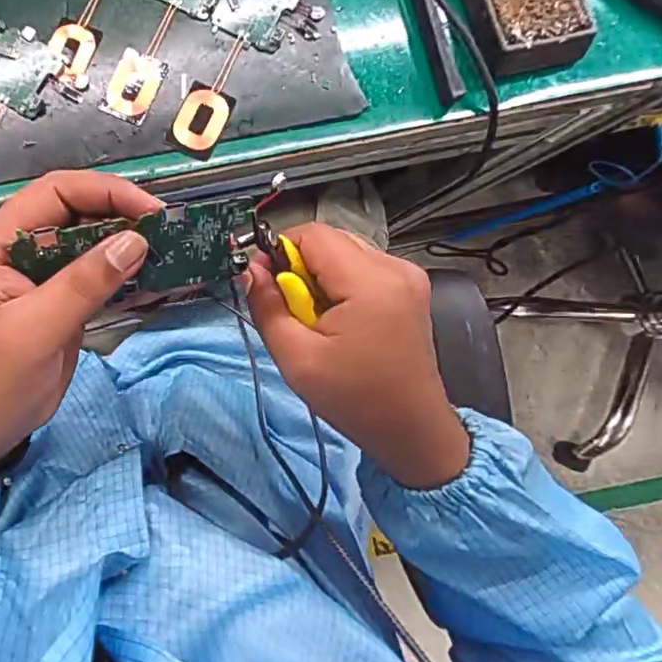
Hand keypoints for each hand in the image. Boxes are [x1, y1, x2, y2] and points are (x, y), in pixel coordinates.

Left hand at [0, 171, 162, 472]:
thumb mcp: (32, 332)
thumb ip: (81, 285)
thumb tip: (134, 240)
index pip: (52, 193)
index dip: (104, 192)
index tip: (149, 210)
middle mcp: (16, 250)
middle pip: (74, 211)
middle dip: (121, 215)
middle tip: (167, 231)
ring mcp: (40, 275)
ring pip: (88, 242)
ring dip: (127, 243)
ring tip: (169, 249)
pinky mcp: (59, 300)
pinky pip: (94, 275)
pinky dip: (124, 273)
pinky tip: (154, 277)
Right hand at [245, 224, 469, 488]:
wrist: (410, 428)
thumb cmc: (353, 398)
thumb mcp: (296, 358)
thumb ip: (267, 306)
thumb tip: (250, 270)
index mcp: (371, 282)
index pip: (311, 234)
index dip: (278, 251)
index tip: (264, 283)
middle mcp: (395, 267)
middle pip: (328, 238)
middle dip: (297, 264)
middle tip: (287, 305)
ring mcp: (407, 275)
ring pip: (342, 250)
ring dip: (317, 273)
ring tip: (312, 314)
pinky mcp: (409, 286)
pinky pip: (360, 265)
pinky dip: (337, 282)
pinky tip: (334, 315)